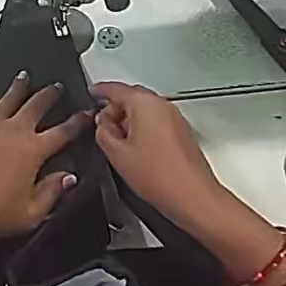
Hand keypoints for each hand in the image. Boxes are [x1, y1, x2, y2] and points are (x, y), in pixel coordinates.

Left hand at [0, 72, 86, 242]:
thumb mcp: (30, 213)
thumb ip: (52, 193)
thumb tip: (67, 179)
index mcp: (33, 151)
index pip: (63, 131)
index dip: (78, 121)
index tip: (86, 114)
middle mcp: (14, 132)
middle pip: (37, 104)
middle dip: (50, 94)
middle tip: (57, 87)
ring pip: (9, 98)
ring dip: (20, 86)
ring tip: (25, 76)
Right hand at [91, 81, 227, 232]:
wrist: (192, 197)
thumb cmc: (161, 176)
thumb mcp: (116, 153)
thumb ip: (102, 131)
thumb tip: (102, 123)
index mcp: (144, 103)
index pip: (116, 88)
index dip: (100, 91)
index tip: (92, 93)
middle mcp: (162, 106)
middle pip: (132, 97)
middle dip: (115, 109)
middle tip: (101, 125)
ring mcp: (175, 118)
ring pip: (145, 110)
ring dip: (129, 120)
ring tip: (118, 144)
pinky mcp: (182, 133)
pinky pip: (157, 122)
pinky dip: (144, 129)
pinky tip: (136, 151)